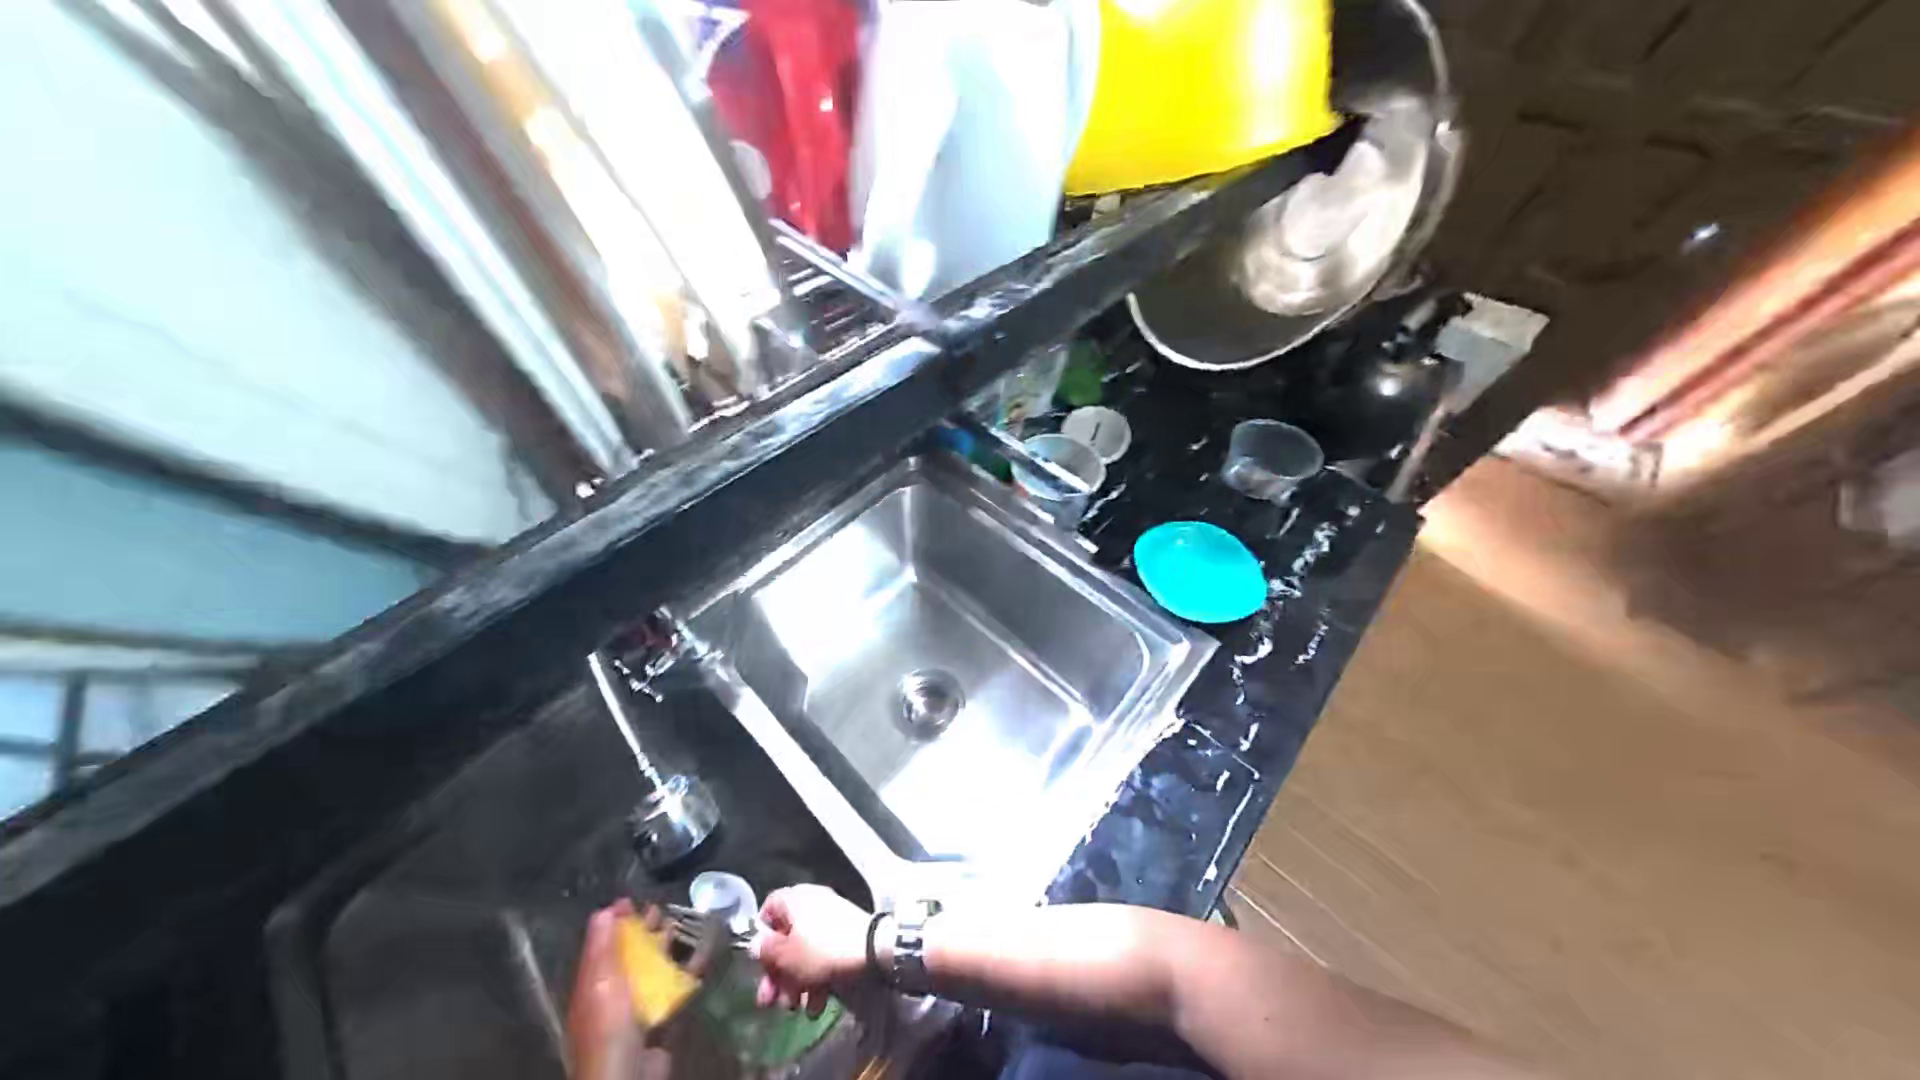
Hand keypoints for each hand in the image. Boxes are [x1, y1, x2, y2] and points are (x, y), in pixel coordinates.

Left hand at [567, 899, 709, 1079]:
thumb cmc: (609, 1030)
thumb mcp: (602, 985)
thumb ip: (603, 948)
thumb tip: (604, 910)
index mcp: (594, 986)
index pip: (604, 945)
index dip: (616, 922)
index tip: (632, 898)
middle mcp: (615, 994)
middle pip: (630, 954)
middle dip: (644, 930)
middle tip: (660, 906)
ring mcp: (639, 1007)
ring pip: (654, 968)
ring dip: (666, 946)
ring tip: (680, 923)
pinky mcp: (663, 1019)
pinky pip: (678, 986)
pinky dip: (690, 968)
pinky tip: (704, 951)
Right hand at [751, 885, 872, 1015]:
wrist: (871, 950)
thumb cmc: (821, 950)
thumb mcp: (785, 954)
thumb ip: (765, 950)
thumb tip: (756, 944)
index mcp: (795, 899)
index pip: (769, 909)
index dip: (761, 936)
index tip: (760, 962)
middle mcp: (811, 903)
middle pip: (786, 937)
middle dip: (778, 972)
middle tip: (773, 1001)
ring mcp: (830, 918)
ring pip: (804, 950)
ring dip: (797, 982)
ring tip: (798, 1008)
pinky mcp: (845, 933)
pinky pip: (824, 954)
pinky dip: (818, 977)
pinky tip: (818, 1004)